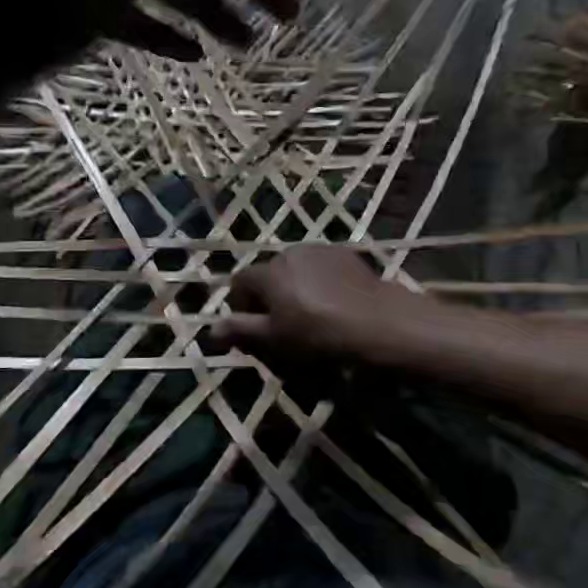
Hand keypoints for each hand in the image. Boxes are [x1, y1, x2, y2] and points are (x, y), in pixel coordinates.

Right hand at [210, 245, 420, 368]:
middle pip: (267, 273)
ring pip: (294, 268)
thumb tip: (210, 331)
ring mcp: (318, 249)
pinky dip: (318, 280)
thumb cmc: (318, 334)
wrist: (376, 321)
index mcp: (267, 272)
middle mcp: (288, 252)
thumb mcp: (275, 338)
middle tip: (283, 323)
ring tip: (311, 312)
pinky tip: (333, 301)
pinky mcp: (344, 252)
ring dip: (294, 286)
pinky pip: (319, 266)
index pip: (239, 283)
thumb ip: (242, 330)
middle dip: (268, 295)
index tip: (253, 328)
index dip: (241, 306)